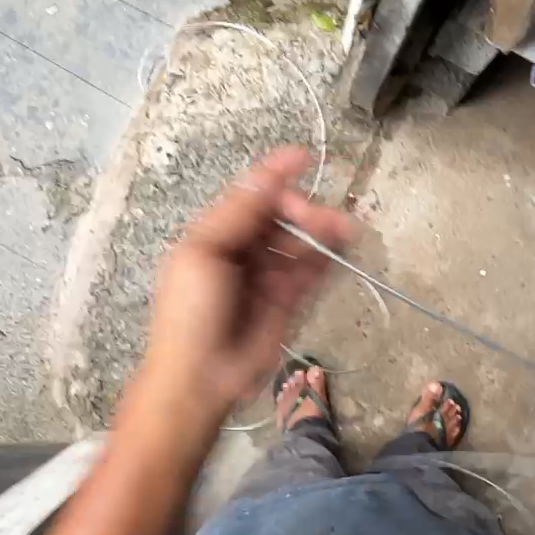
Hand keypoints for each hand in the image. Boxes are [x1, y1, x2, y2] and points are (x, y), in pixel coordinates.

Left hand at [130, 146, 354, 440]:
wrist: (199, 377)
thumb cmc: (190, 314)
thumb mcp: (203, 254)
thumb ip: (237, 214)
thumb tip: (267, 177)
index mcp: (214, 235)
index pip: (250, 198)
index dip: (276, 177)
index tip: (304, 158)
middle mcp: (241, 251)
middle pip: (279, 218)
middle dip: (304, 210)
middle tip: (324, 218)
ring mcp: (265, 277)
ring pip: (299, 243)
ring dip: (321, 232)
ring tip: (345, 228)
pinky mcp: (286, 302)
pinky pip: (310, 272)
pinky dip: (326, 258)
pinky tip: (342, 246)